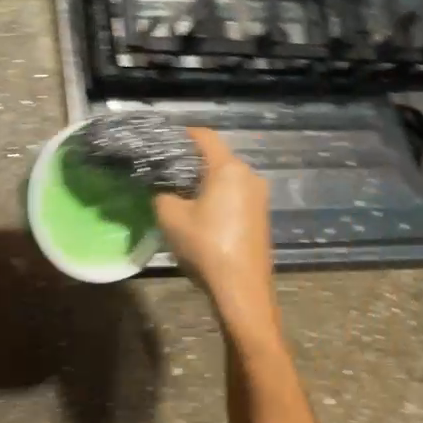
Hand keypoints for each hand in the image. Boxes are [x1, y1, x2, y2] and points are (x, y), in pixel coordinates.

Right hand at [155, 129, 277, 333]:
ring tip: (178, 191)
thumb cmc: (206, 245)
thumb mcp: (170, 216)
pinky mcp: (260, 216)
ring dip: (204, 180)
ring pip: (226, 177)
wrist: (242, 289)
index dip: (182, 134)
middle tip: (164, 168)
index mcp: (228, 169)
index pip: (205, 136)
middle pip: (217, 157)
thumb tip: (163, 189)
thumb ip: (162, 194)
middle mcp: (249, 175)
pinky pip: (235, 194)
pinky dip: (216, 195)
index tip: (162, 140)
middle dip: (191, 160)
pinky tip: (199, 212)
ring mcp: (259, 197)